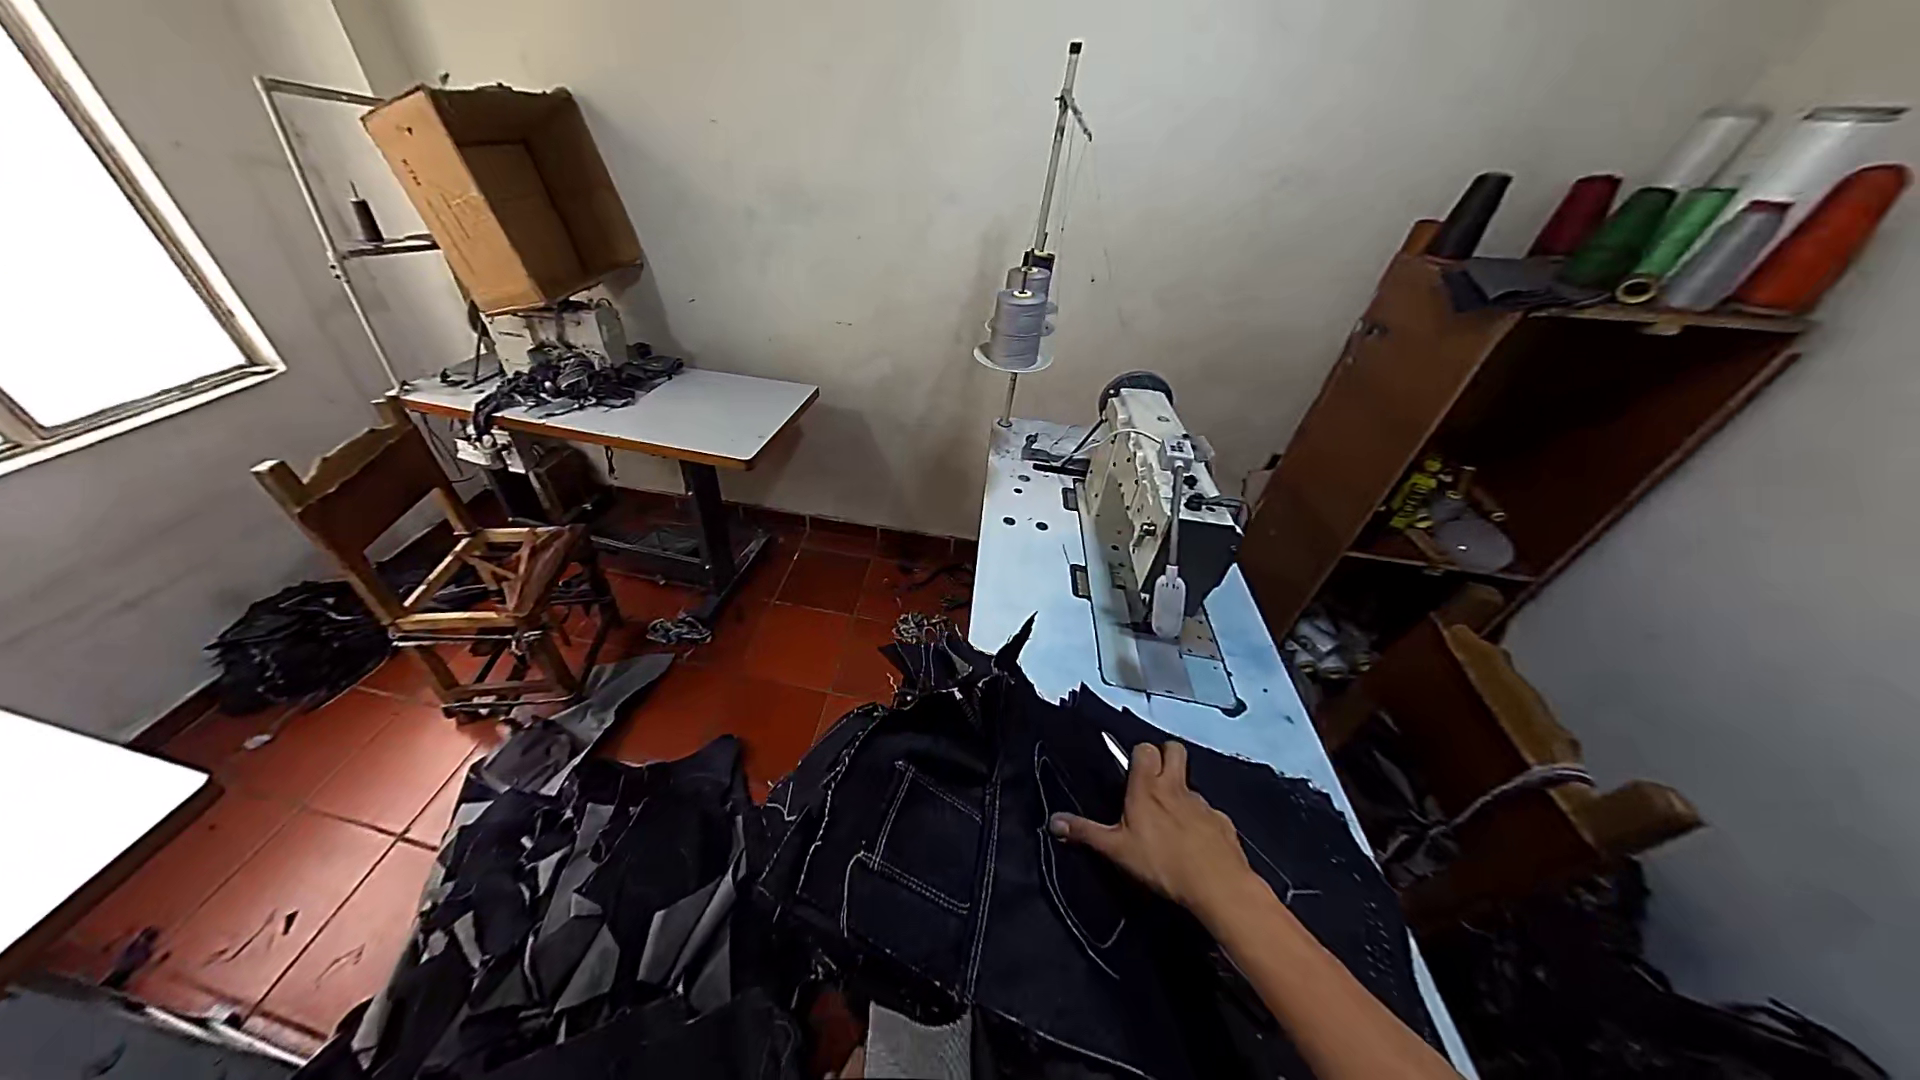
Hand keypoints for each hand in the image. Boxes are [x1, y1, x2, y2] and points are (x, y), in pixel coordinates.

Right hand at [1049, 740, 1263, 923]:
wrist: (1217, 885)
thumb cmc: (1162, 863)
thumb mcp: (1117, 850)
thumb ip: (1086, 832)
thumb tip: (1054, 820)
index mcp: (1148, 788)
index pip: (1145, 749)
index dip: (1139, 754)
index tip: (1132, 771)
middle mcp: (1176, 787)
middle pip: (1174, 749)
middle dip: (1165, 756)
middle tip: (1154, 779)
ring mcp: (1202, 803)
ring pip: (1190, 784)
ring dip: (1181, 793)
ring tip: (1171, 821)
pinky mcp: (1222, 821)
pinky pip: (1209, 812)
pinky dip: (1201, 821)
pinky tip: (1195, 843)